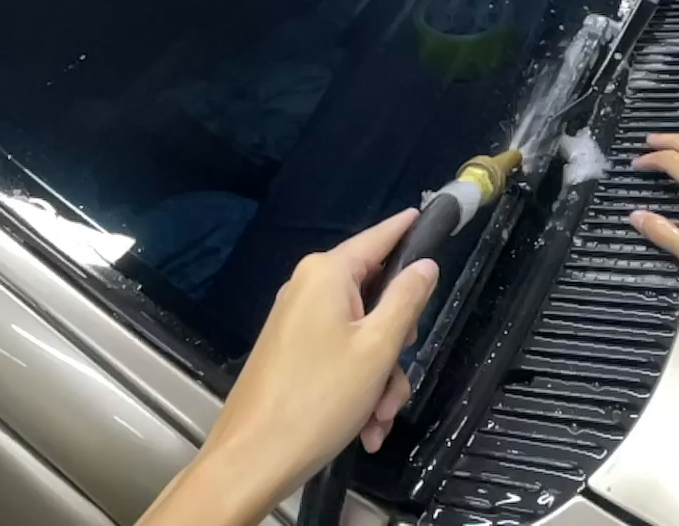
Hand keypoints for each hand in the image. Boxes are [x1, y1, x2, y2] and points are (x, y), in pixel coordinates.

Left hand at [201, 209, 438, 504]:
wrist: (248, 463)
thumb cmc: (318, 399)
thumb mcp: (377, 348)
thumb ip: (407, 300)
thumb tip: (425, 265)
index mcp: (327, 273)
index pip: (379, 237)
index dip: (408, 228)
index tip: (430, 214)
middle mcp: (308, 287)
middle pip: (374, 296)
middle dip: (395, 344)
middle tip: (398, 380)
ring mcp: (297, 320)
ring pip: (360, 334)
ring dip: (379, 377)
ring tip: (378, 420)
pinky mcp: (290, 350)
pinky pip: (338, 354)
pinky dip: (357, 386)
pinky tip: (363, 426)